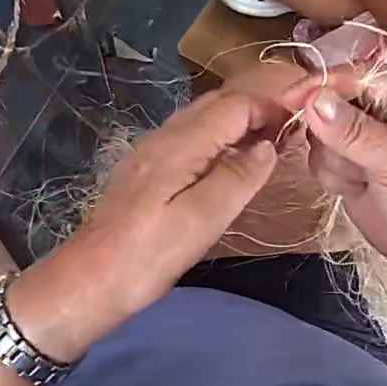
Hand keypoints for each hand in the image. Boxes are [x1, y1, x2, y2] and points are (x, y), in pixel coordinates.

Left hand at [67, 89, 283, 306]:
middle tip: (287, 137)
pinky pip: (189, 138)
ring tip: (265, 149)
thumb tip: (268, 146)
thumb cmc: (147, 256)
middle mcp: (163, 137)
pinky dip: (216, 140)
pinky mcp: (145, 169)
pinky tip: (226, 166)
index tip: (299, 128)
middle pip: (216, 105)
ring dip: (235, 124)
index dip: (269, 109)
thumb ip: (237, 179)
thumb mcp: (201, 221)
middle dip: (255, 112)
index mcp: (180, 144)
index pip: (234, 105)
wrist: (87, 281)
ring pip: (201, 120)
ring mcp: (150, 151)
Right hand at [287, 67, 386, 267]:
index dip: (324, 83)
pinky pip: (319, 159)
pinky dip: (331, 176)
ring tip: (362, 180)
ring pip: (319, 133)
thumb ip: (354, 132)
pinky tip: (355, 190)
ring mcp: (362, 142)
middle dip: (329, 132)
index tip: (291, 98)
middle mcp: (381, 113)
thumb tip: (313, 100)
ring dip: (333, 159)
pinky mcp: (348, 168)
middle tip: (350, 159)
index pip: (357, 76)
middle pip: (329, 102)